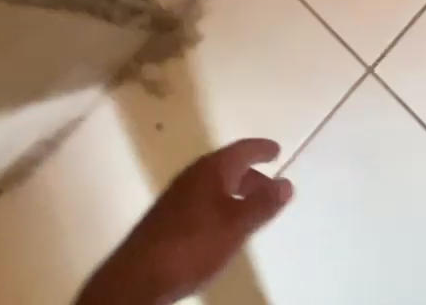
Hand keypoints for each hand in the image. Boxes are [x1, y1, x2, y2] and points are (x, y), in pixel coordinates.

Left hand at [75, 138, 293, 304]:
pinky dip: (220, 204)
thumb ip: (262, 205)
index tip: (277, 150)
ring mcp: (177, 195)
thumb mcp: (235, 226)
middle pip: (228, 167)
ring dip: (236, 192)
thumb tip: (287, 182)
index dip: (261, 149)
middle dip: (251, 175)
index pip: (241, 150)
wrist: (138, 276)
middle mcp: (193, 175)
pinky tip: (222, 227)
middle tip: (271, 188)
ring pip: (214, 185)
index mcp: (211, 169)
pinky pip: (203, 199)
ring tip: (251, 210)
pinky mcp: (167, 217)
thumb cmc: (192, 245)